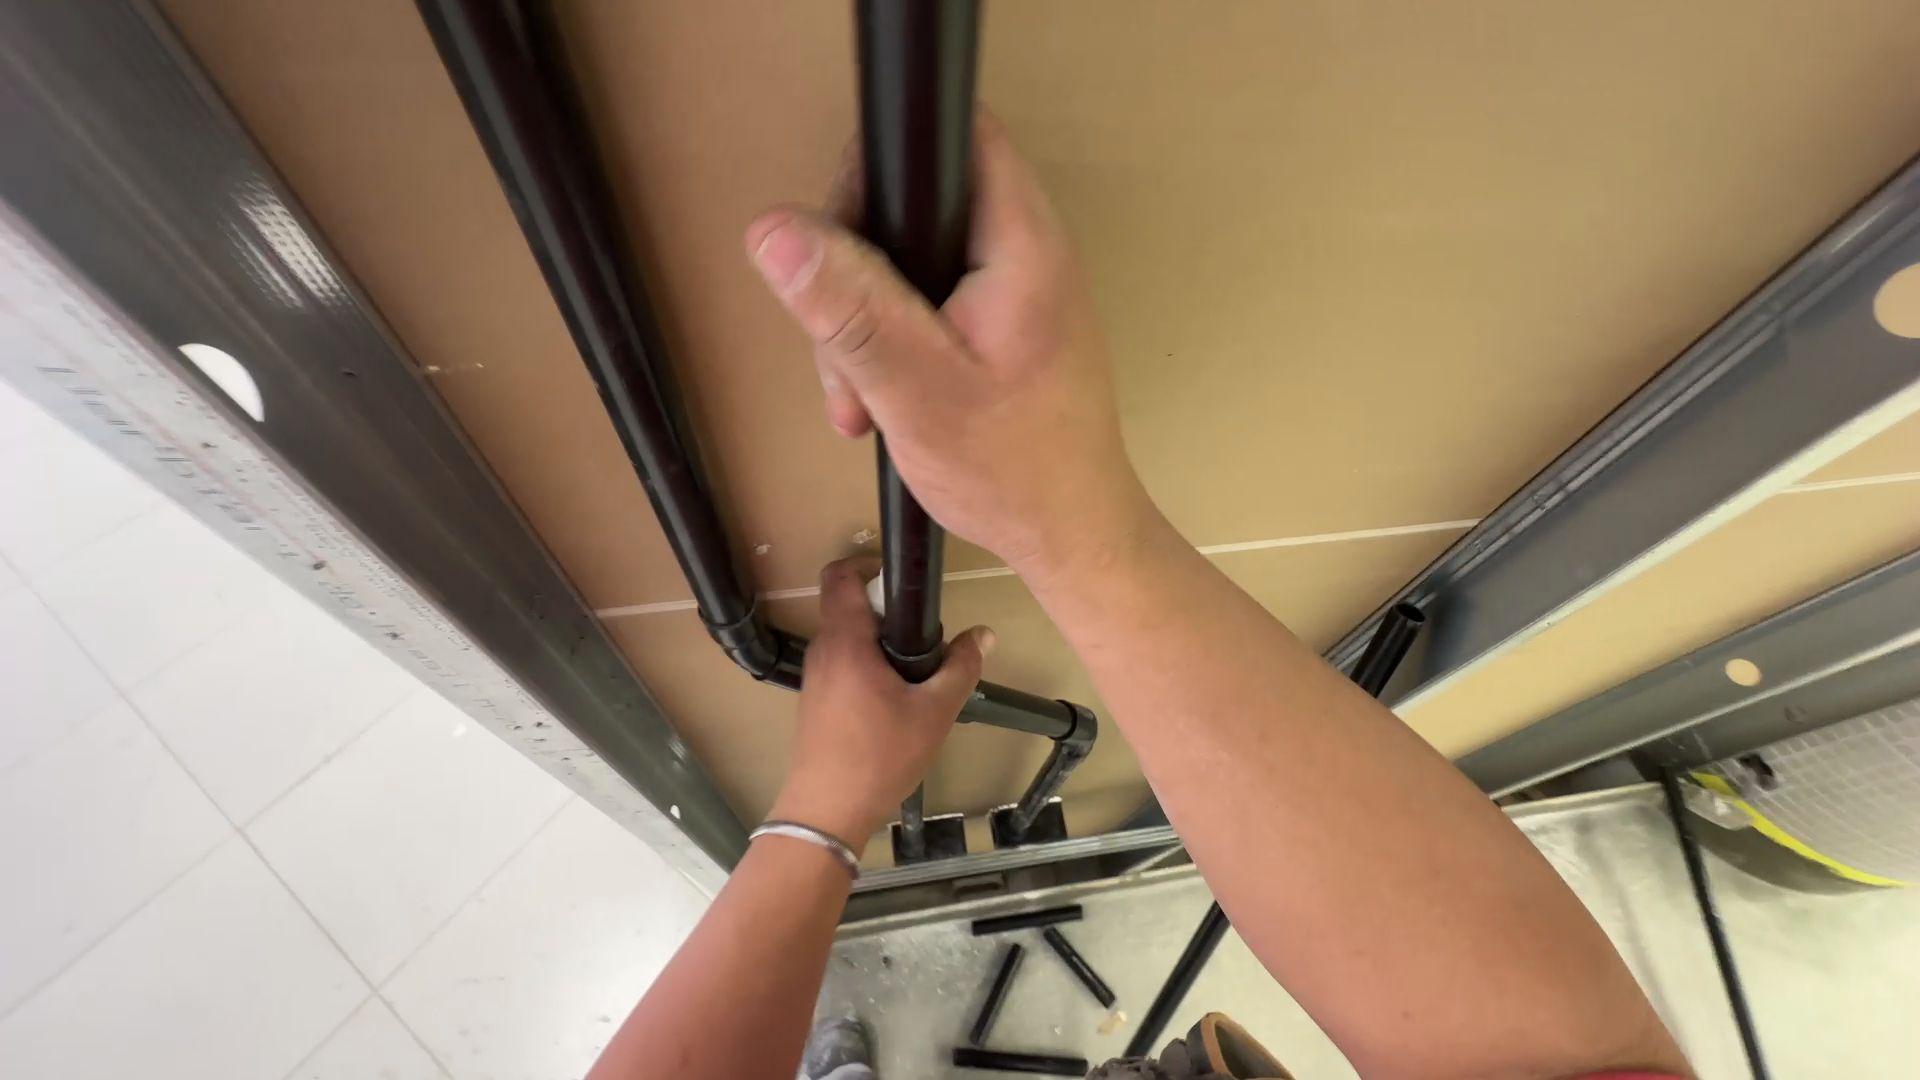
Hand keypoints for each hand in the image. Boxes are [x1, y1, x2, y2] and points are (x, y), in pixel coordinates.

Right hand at [744, 115, 1157, 578]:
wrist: (1070, 534)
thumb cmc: (1014, 473)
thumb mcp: (918, 393)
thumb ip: (852, 312)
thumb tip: (775, 234)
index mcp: (1021, 245)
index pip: (948, 137)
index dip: (877, 170)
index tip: (832, 246)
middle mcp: (1025, 251)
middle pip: (915, 206)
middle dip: (853, 275)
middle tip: (839, 353)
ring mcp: (1014, 291)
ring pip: (911, 265)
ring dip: (866, 325)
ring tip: (858, 403)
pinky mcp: (1002, 327)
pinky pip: (927, 307)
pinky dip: (894, 347)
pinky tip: (880, 404)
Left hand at [767, 557, 992, 853]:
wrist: (826, 812)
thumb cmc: (880, 755)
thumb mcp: (934, 711)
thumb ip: (960, 667)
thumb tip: (984, 635)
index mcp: (846, 641)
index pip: (839, 576)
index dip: (866, 562)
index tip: (900, 576)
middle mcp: (823, 651)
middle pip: (848, 606)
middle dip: (886, 608)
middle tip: (924, 631)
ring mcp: (814, 677)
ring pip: (847, 638)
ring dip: (878, 640)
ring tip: (915, 668)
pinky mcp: (815, 701)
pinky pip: (842, 664)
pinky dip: (867, 664)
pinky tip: (894, 698)